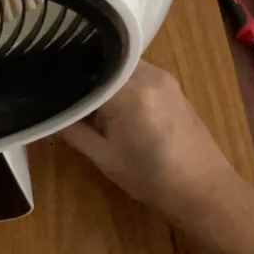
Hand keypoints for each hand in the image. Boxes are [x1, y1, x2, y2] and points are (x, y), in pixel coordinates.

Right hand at [60, 61, 248, 231]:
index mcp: (131, 93)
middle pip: (104, 63)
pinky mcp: (171, 84)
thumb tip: (49, 114)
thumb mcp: (105, 158)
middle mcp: (148, 75)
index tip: (47, 90)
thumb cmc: (153, 180)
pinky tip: (108, 103)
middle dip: (82, 77)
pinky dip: (119, 82)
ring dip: (102, 79)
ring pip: (119, 66)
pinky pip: (135, 72)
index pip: (87, 73)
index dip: (64, 81)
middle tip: (61, 94)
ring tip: (83, 100)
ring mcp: (163, 77)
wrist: (206, 190)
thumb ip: (74, 131)